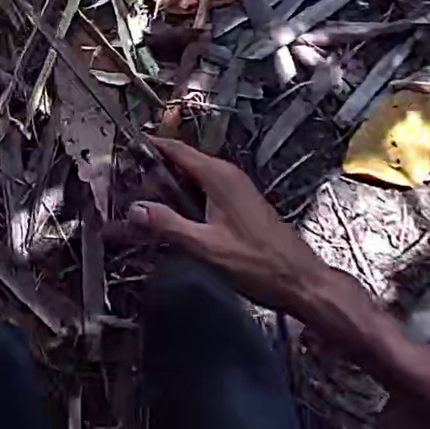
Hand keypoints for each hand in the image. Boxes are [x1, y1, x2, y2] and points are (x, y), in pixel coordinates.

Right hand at [128, 137, 380, 348]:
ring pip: (193, 175)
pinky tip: (175, 214)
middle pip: (183, 160)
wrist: (303, 283)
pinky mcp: (240, 203)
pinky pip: (205, 188)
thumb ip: (168, 225)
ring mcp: (236, 187)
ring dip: (170, 183)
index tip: (125, 149)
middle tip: (128, 181)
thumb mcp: (206, 247)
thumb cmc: (258, 263)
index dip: (149, 146)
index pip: (175, 148)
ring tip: (145, 199)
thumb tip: (134, 210)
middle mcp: (227, 174)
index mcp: (217, 175)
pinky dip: (186, 195)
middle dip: (155, 168)